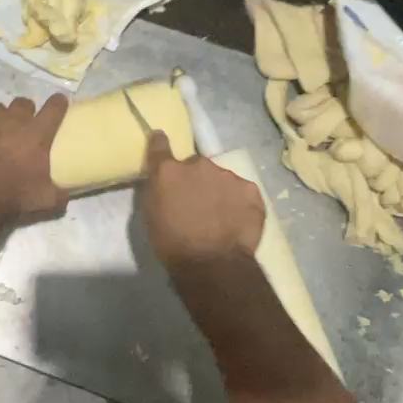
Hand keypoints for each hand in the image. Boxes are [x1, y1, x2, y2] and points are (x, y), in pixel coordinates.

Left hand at [0, 95, 68, 222]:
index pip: (54, 108)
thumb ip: (60, 194)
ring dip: (1, 115)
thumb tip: (65, 196)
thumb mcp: (46, 199)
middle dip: (26, 111)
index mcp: (37, 134)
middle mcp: (15, 121)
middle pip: (24, 103)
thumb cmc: (15, 195)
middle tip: (24, 124)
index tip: (59, 103)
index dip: (58, 103)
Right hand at [141, 132, 264, 269]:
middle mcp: (198, 165)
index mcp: (168, 172)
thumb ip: (157, 191)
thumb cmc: (172, 243)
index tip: (160, 138)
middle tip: (196, 201)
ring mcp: (227, 176)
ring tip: (219, 215)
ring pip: (220, 178)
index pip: (160, 145)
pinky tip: (235, 220)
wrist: (212, 264)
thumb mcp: (151, 215)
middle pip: (195, 165)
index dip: (159, 142)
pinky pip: (241, 191)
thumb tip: (164, 182)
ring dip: (217, 190)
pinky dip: (237, 201)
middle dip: (195, 178)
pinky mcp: (251, 190)